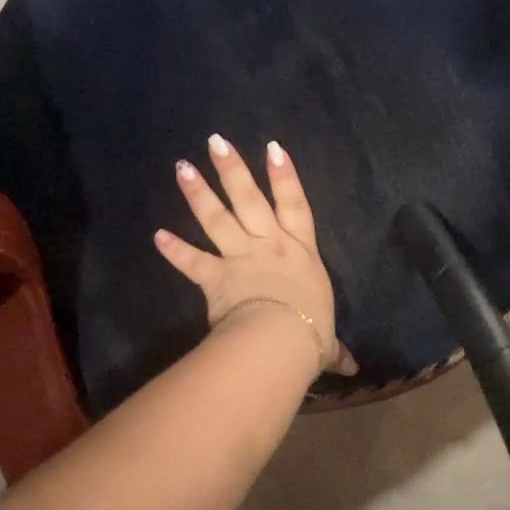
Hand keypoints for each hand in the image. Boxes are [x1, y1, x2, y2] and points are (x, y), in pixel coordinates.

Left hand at [154, 135, 354, 374]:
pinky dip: (175, 250)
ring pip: (217, 219)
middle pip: (249, 199)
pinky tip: (157, 235)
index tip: (272, 146)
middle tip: (216, 141)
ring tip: (182, 166)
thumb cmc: (309, 333)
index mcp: (301, 251)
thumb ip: (333, 349)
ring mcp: (241, 258)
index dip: (285, 175)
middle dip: (233, 169)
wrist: (278, 343)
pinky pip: (193, 262)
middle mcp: (270, 245)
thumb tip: (352, 368)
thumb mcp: (326, 340)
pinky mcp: (216, 279)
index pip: (294, 204)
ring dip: (199, 193)